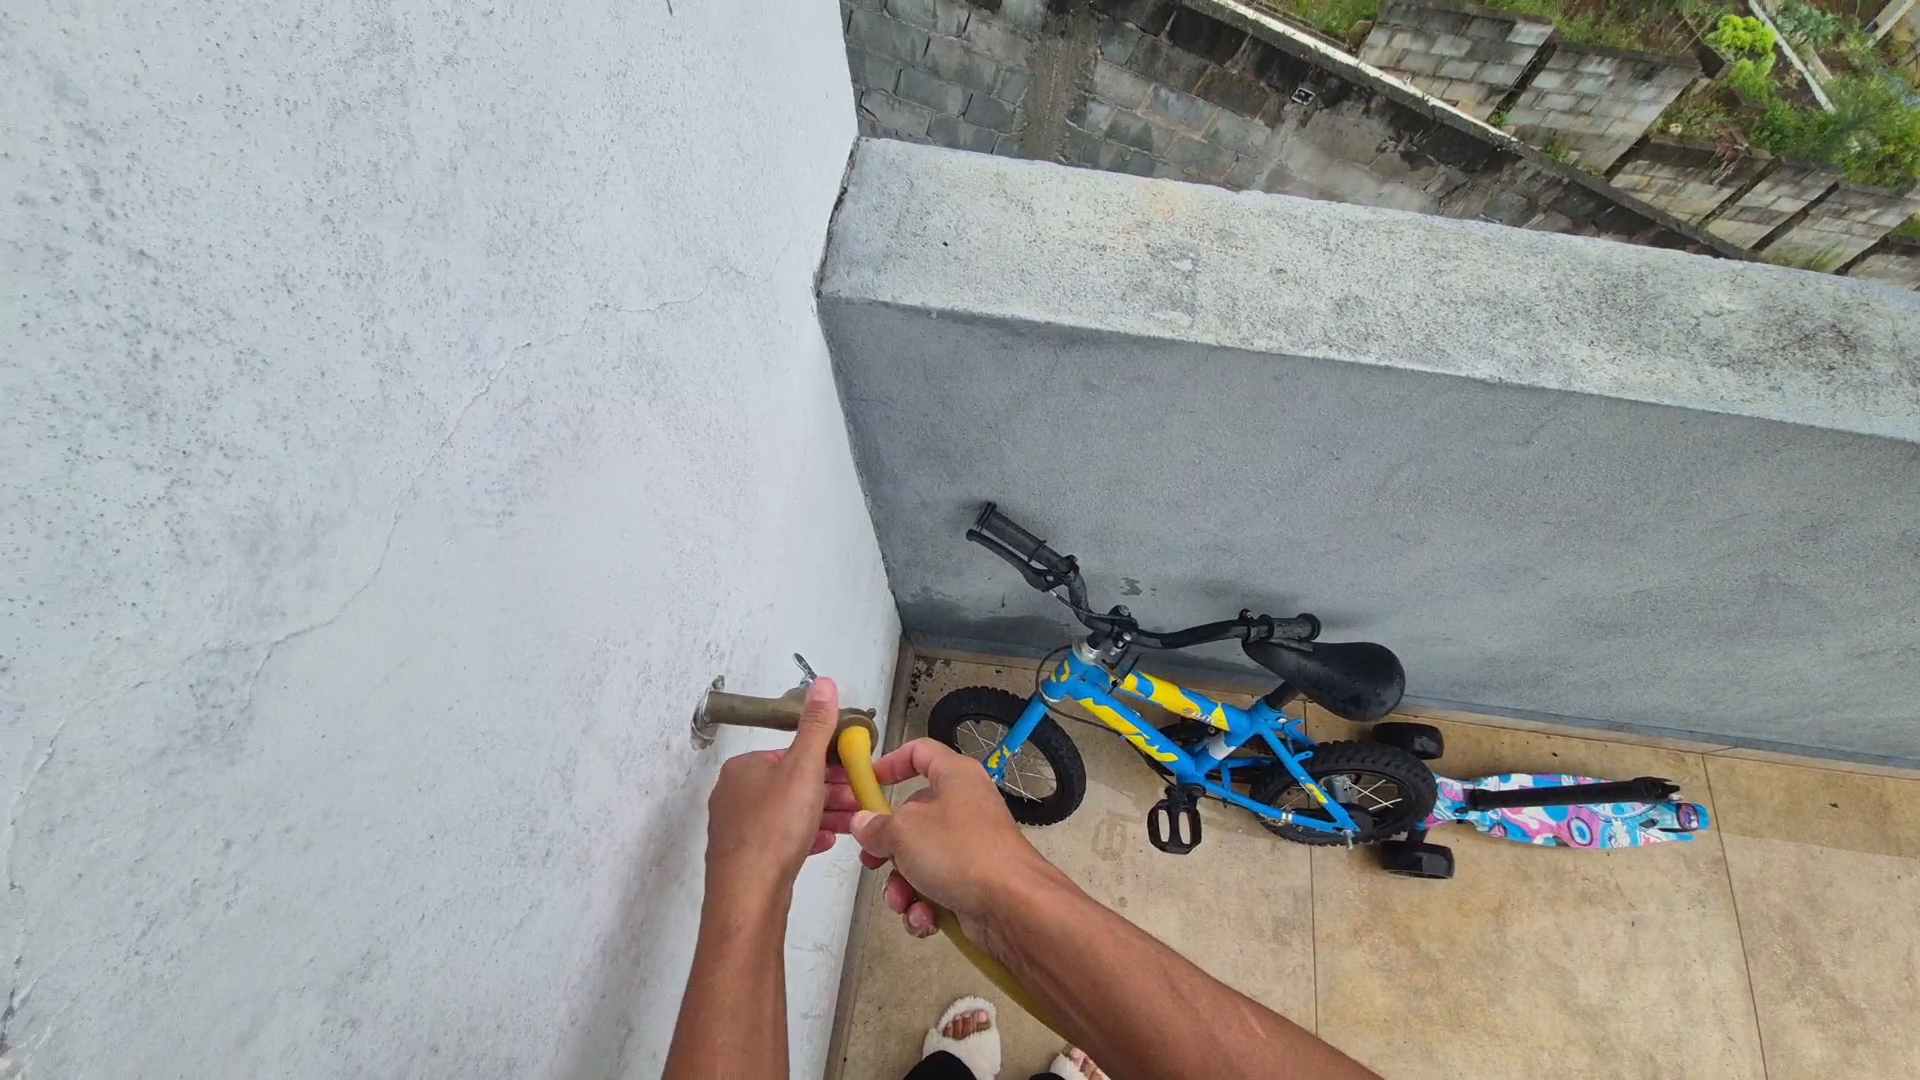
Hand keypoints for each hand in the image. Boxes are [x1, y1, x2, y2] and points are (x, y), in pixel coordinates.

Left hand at [703, 677, 861, 901]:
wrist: (749, 897)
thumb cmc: (773, 830)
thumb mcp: (804, 769)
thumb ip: (817, 727)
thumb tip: (823, 684)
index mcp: (744, 768)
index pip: (792, 752)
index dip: (828, 760)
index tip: (854, 769)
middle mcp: (735, 794)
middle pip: (793, 782)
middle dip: (830, 789)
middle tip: (859, 797)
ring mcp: (738, 828)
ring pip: (790, 812)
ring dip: (823, 813)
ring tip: (852, 821)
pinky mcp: (746, 857)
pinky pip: (782, 838)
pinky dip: (807, 836)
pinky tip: (826, 842)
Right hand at [846, 738, 1065, 941]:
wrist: (1012, 905)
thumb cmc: (958, 851)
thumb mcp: (905, 832)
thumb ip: (877, 826)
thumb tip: (862, 822)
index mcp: (955, 776)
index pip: (919, 752)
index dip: (890, 763)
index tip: (866, 785)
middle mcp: (965, 804)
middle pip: (914, 816)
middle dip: (889, 847)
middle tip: (873, 862)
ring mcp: (971, 845)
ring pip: (921, 858)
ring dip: (904, 884)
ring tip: (903, 901)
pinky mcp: (974, 881)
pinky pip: (937, 887)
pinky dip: (926, 904)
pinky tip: (925, 918)